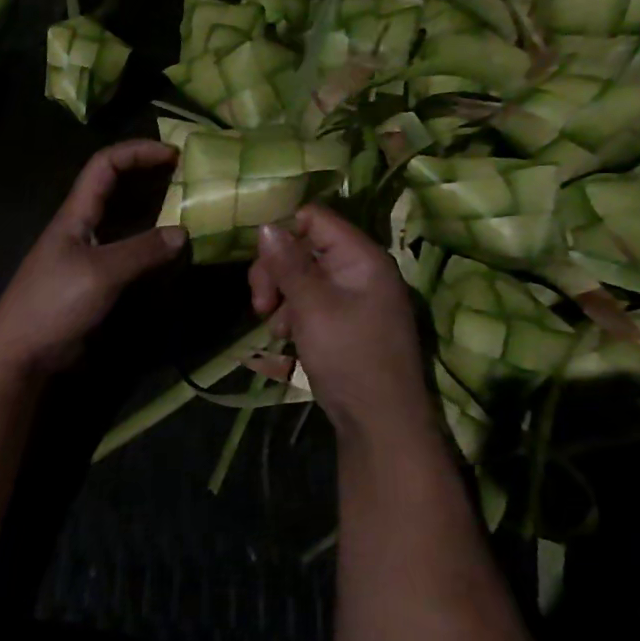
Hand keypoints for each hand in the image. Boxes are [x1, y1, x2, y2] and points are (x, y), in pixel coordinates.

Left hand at [0, 140, 187, 374]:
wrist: (22, 353)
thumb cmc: (54, 304)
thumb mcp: (101, 273)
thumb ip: (142, 251)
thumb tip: (182, 233)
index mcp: (76, 214)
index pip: (105, 165)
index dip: (137, 152)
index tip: (174, 154)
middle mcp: (82, 228)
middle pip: (116, 190)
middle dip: (150, 179)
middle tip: (189, 182)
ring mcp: (88, 256)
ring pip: (125, 224)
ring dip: (154, 216)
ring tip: (189, 216)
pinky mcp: (94, 283)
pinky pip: (127, 256)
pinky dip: (149, 251)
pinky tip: (171, 258)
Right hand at [249, 205, 430, 430]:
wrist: (379, 422)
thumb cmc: (349, 357)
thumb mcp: (312, 307)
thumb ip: (287, 264)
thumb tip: (265, 225)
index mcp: (361, 257)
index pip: (314, 218)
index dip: (282, 233)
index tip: (261, 265)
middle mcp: (359, 269)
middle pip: (303, 247)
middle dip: (275, 272)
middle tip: (260, 305)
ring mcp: (353, 296)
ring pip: (301, 276)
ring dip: (280, 296)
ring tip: (275, 327)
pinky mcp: (344, 320)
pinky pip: (311, 301)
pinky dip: (292, 314)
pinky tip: (285, 337)